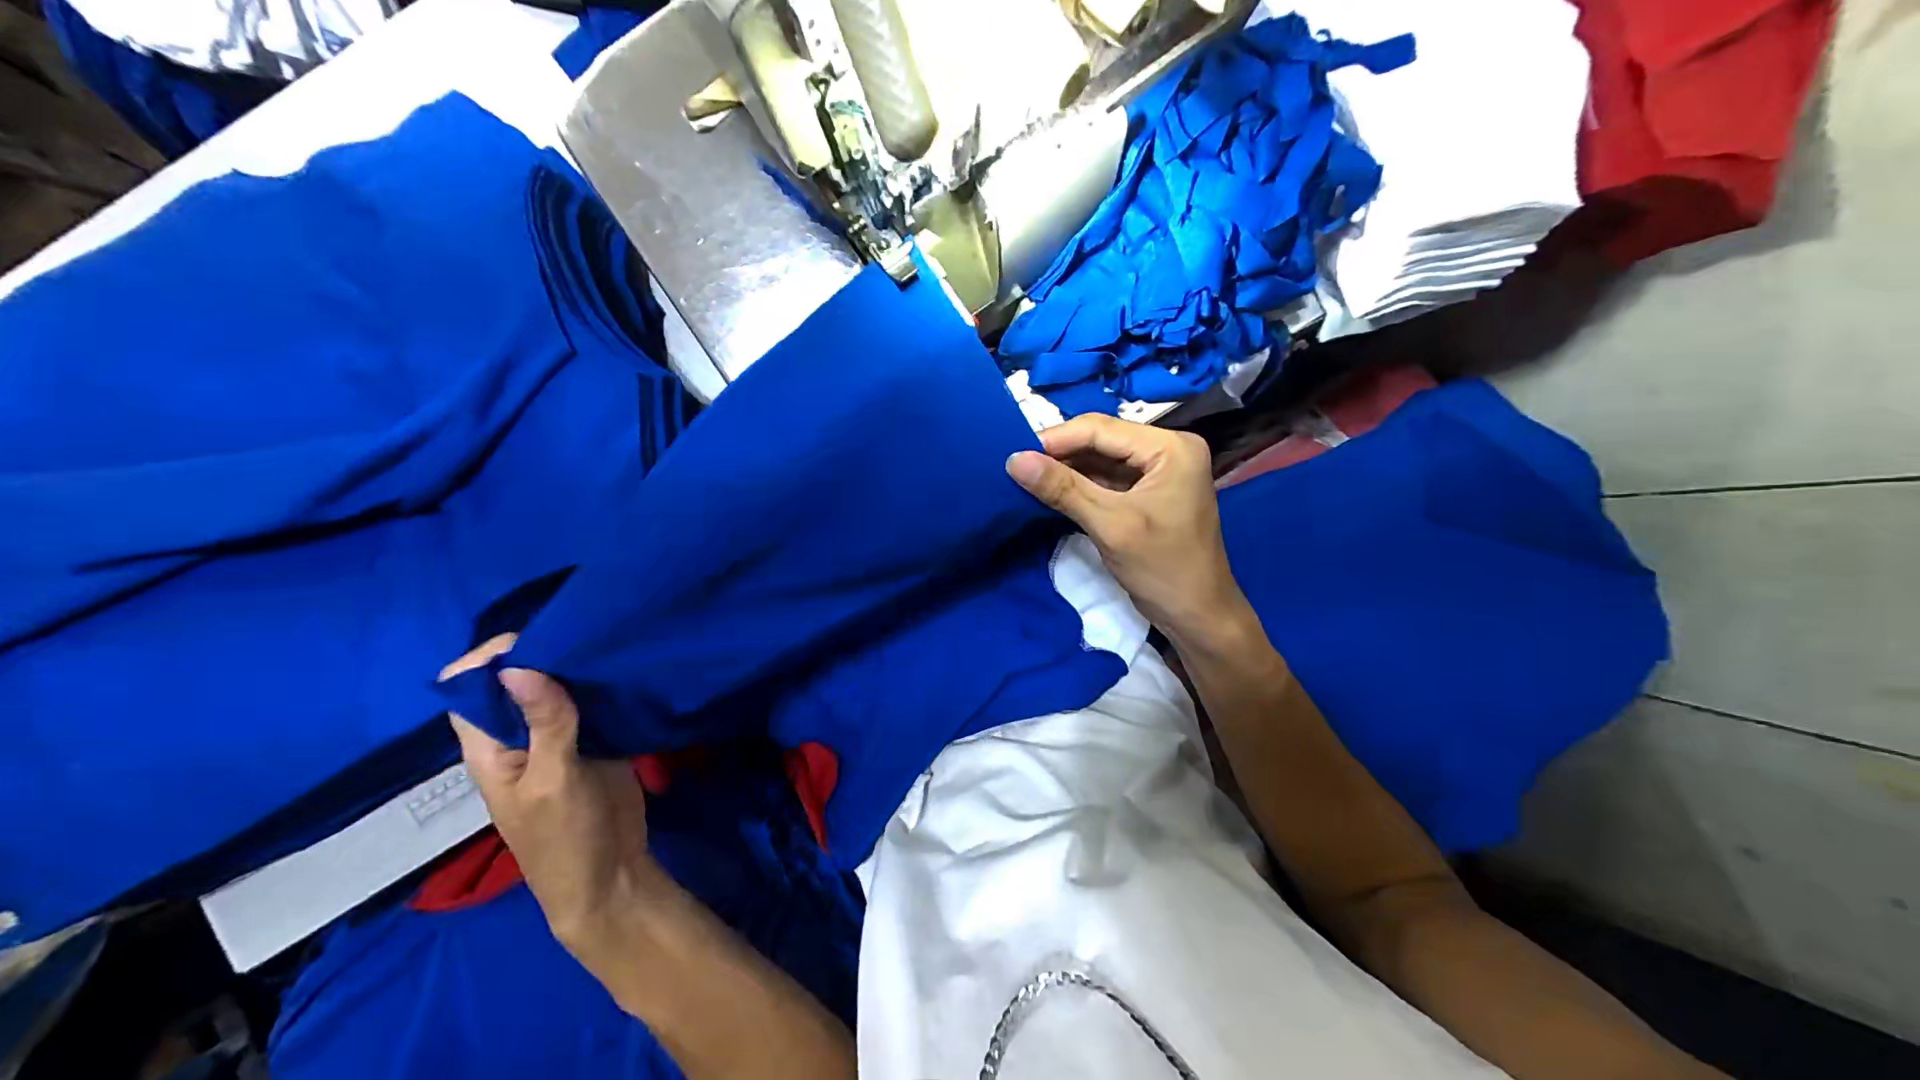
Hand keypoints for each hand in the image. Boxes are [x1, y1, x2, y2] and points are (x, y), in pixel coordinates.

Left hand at [440, 634, 663, 964]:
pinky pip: (594, 702)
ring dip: (577, 666)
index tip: (536, 642)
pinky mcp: (596, 740)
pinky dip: (604, 684)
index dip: (491, 658)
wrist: (611, 877)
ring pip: (558, 686)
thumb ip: (544, 724)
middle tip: (582, 636)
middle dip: (544, 652)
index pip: (467, 686)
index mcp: (489, 745)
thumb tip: (519, 666)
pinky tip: (624, 668)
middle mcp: (519, 734)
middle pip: (517, 678)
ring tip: (605, 645)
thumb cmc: (564, 838)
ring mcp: (560, 736)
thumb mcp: (552, 782)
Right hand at [1006, 415, 1252, 646]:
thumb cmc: (1162, 568)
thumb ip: (1063, 489)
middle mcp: (1168, 449)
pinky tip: (1050, 489)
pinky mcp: (1148, 492)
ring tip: (1026, 475)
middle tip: (1016, 464)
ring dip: (1066, 468)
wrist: (1197, 616)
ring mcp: (1159, 471)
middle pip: (1101, 440)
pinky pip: (1107, 478)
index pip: (1101, 429)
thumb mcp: (1110, 525)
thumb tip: (1013, 459)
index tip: (1013, 452)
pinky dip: (1079, 484)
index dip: (1056, 438)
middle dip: (1059, 452)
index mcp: (1171, 447)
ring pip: (1101, 459)